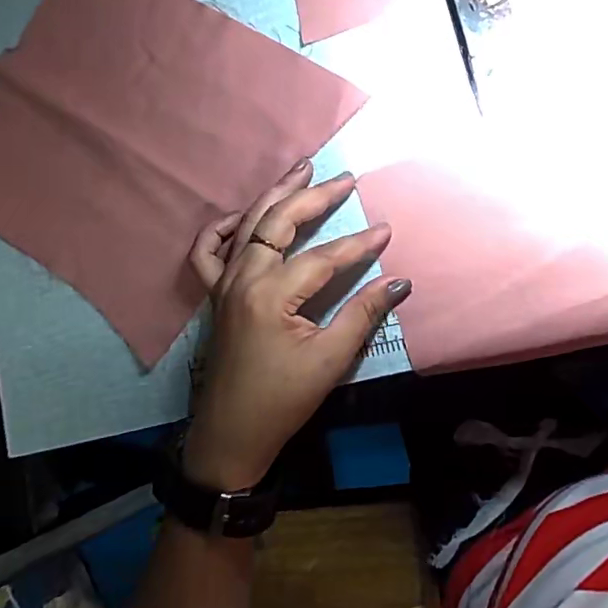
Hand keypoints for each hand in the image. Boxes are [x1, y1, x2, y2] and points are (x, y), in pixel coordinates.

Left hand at [180, 159, 410, 490]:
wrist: (231, 435)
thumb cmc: (284, 399)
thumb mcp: (331, 358)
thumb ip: (363, 313)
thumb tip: (398, 281)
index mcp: (271, 295)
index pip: (323, 256)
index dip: (358, 243)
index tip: (386, 228)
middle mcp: (242, 279)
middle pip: (278, 222)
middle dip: (314, 197)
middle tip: (344, 179)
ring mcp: (224, 285)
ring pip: (247, 226)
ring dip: (275, 196)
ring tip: (300, 172)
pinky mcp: (216, 296)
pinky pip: (209, 251)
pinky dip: (225, 228)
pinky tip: (243, 216)